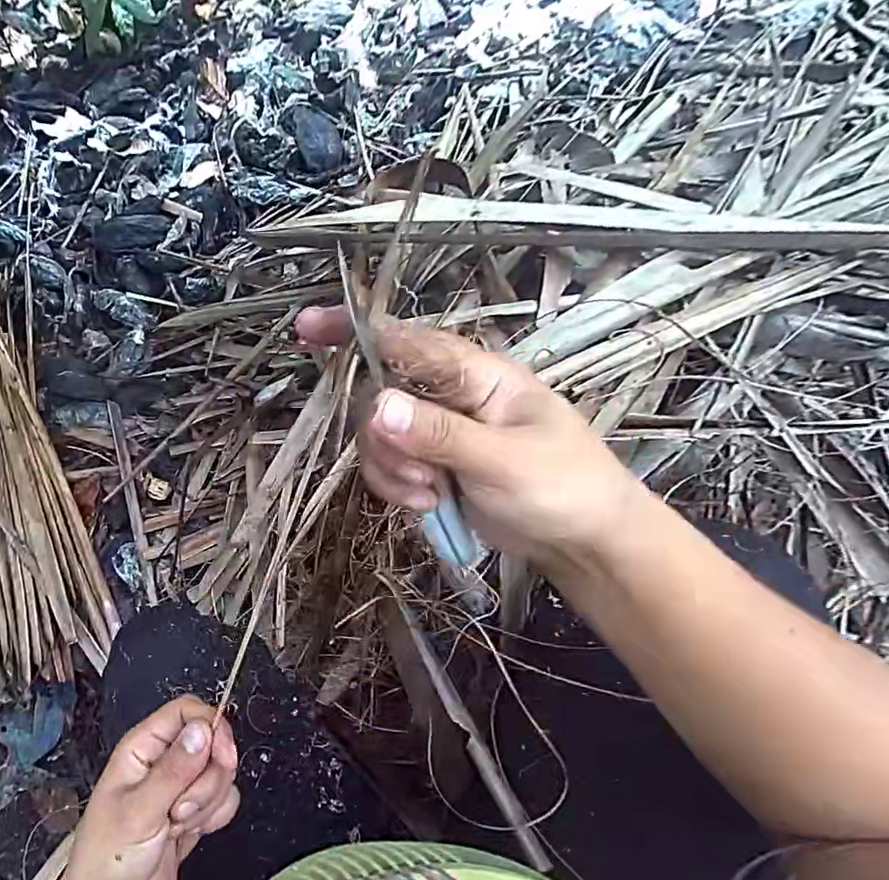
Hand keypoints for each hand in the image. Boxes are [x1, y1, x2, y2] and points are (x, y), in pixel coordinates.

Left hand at [58, 695, 239, 879]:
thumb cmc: (107, 855)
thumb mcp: (139, 811)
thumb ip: (174, 770)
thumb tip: (203, 730)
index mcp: (142, 747)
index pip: (187, 712)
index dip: (211, 728)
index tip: (221, 756)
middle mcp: (163, 759)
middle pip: (212, 742)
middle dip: (208, 779)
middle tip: (180, 807)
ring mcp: (180, 784)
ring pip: (221, 773)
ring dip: (208, 802)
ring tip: (176, 823)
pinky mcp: (194, 808)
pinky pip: (224, 799)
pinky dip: (215, 818)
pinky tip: (189, 832)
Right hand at [297, 307, 651, 567]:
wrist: (581, 542)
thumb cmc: (562, 488)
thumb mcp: (504, 460)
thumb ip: (440, 434)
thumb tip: (377, 404)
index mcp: (476, 375)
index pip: (407, 341)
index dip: (355, 332)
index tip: (307, 329)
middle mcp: (448, 396)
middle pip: (379, 398)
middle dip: (386, 443)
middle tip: (419, 478)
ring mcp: (435, 432)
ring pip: (377, 438)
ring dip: (393, 472)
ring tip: (432, 496)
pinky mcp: (426, 465)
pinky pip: (386, 467)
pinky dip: (396, 488)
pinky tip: (428, 505)